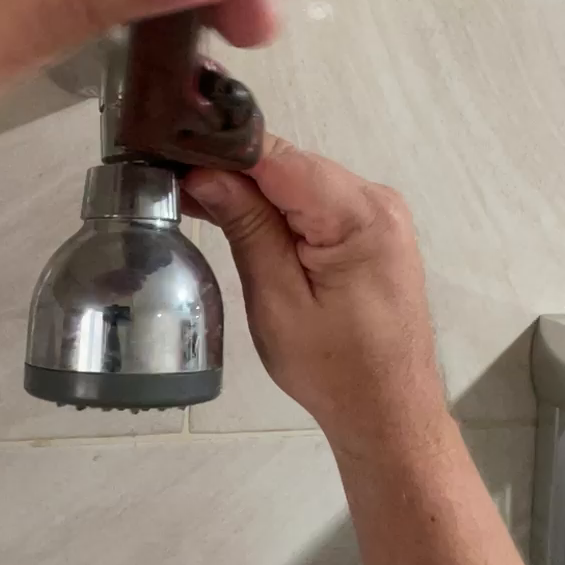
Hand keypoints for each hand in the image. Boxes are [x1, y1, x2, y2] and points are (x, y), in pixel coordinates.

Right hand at [183, 137, 449, 455]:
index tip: (175, 157)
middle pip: (289, 164)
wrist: (390, 410)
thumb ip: (247, 228)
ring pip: (297, 179)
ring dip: (249, 189)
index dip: (225, 154)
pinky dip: (275, 205)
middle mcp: (376, 199)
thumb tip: (205, 173)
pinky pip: (312, 199)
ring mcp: (376, 211)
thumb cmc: (334, 371)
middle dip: (232, 171)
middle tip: (174, 181)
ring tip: (193, 196)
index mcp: (361, 216)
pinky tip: (234, 211)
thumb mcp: (278, 301)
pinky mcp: (368, 226)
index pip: (281, 159)